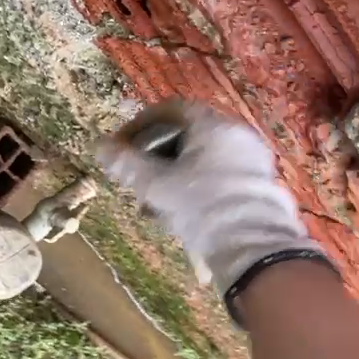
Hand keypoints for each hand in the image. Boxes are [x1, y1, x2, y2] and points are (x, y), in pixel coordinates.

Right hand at [96, 104, 326, 317]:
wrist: (253, 247)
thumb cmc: (200, 205)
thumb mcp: (154, 183)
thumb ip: (125, 162)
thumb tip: (99, 146)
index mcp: (213, 126)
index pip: (170, 110)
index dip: (140, 125)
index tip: (122, 146)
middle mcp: (237, 136)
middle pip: (185, 136)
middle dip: (154, 156)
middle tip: (135, 177)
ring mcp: (252, 162)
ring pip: (200, 160)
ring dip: (171, 176)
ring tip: (151, 204)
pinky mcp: (259, 187)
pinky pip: (218, 177)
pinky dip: (193, 187)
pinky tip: (177, 214)